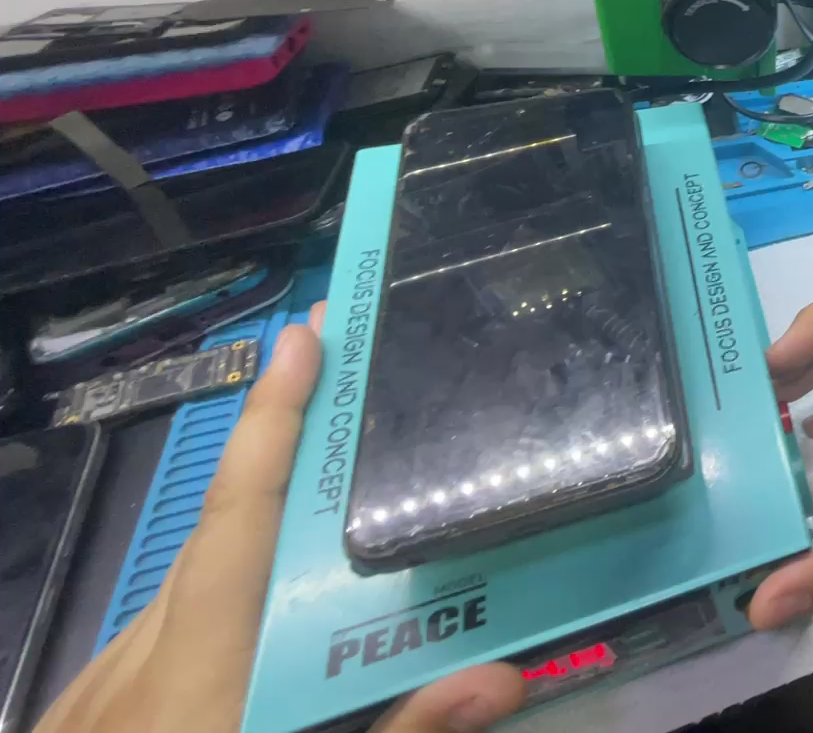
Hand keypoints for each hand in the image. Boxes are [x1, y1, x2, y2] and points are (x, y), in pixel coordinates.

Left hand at [35, 304, 525, 732]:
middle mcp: (139, 666)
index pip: (239, 519)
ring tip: (340, 477)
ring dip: (266, 513)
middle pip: (225, 530)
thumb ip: (399, 732)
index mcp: (192, 675)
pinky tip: (272, 594)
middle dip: (285, 443)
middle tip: (353, 371)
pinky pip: (173, 616)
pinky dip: (230, 576)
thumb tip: (502, 676)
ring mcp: (102, 689)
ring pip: (198, 574)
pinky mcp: (91, 710)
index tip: (302, 338)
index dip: (272, 424)